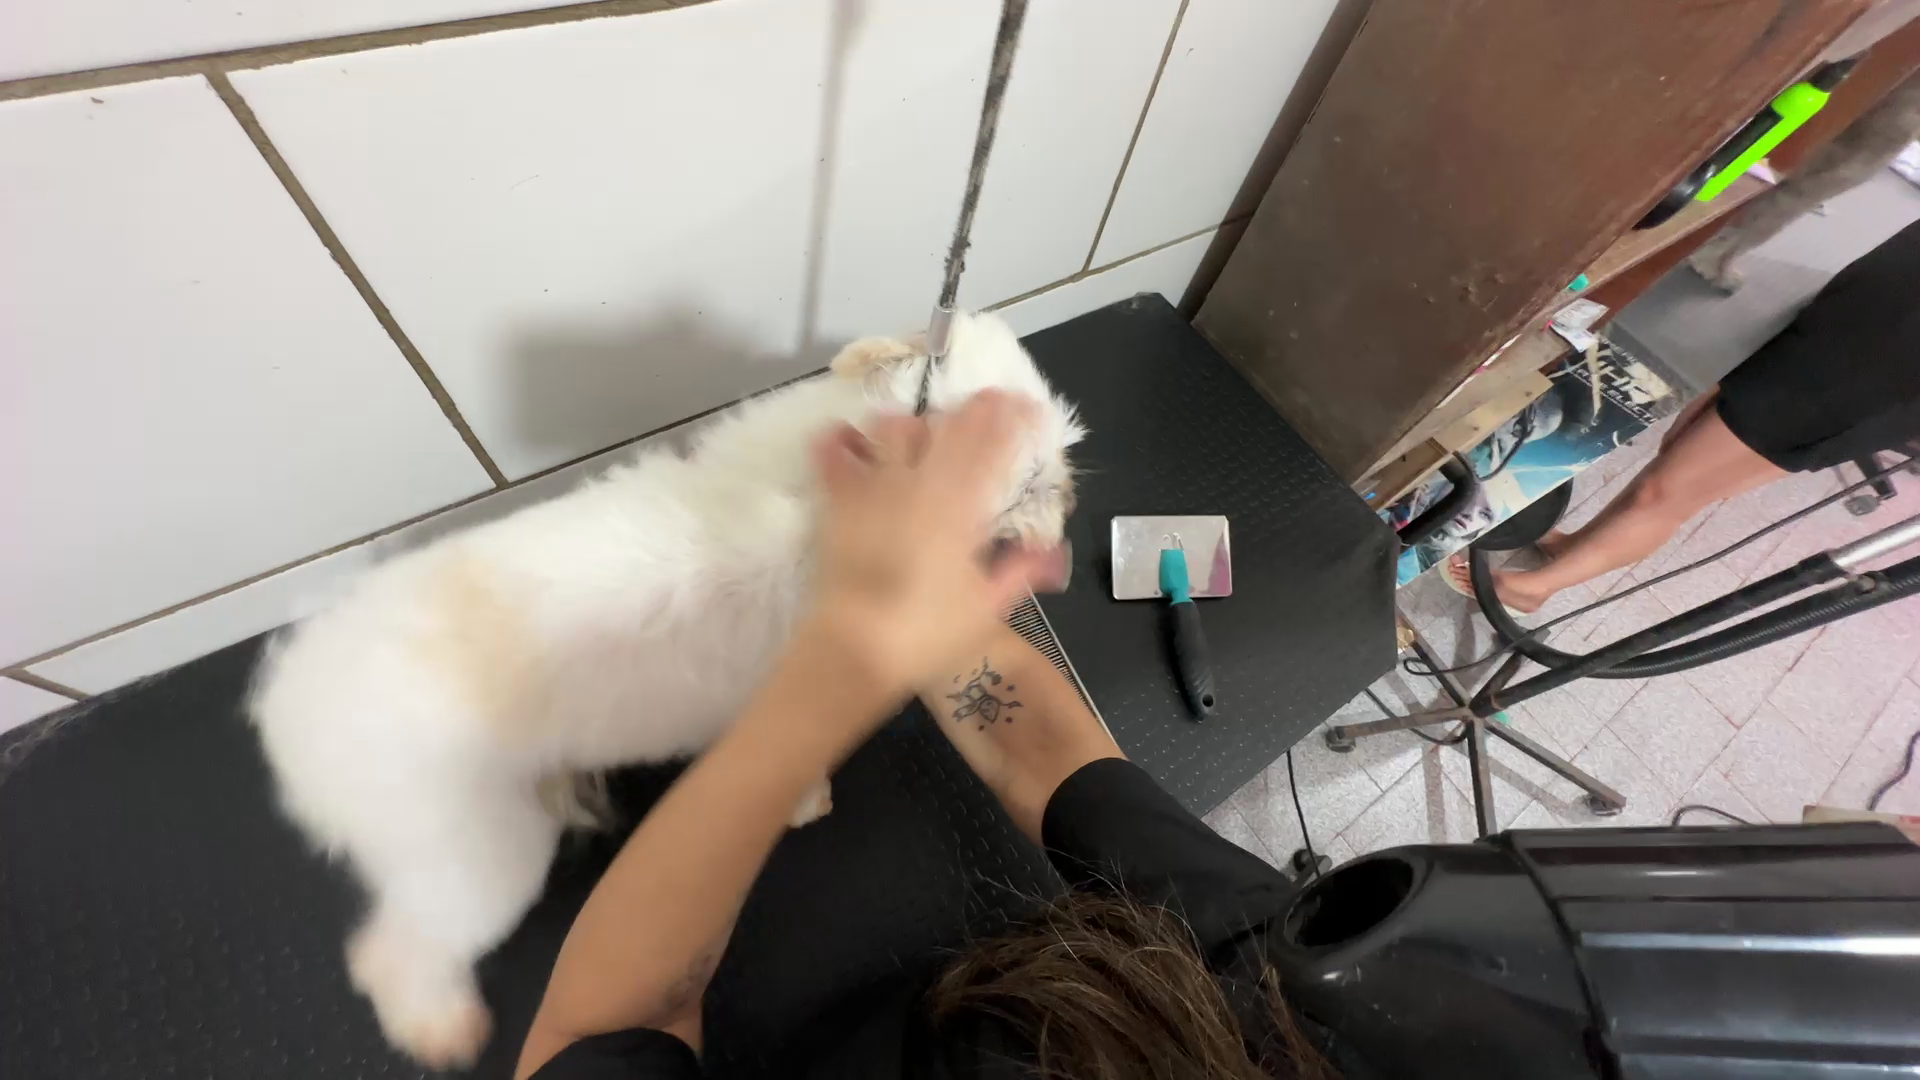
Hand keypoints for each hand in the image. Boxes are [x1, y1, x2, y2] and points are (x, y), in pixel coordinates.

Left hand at [804, 390, 1063, 697]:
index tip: (1028, 407)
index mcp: (963, 509)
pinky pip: (834, 456)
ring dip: (912, 421)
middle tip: (991, 401)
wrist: (858, 647)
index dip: (1015, 419)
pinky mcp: (839, 501)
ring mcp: (877, 488)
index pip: (994, 447)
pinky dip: (840, 440)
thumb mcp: (985, 608)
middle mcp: (922, 486)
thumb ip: (1018, 572)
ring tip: (920, 427)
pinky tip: (845, 434)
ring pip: (895, 428)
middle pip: (951, 427)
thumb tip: (1052, 553)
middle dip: (976, 408)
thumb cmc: (926, 633)